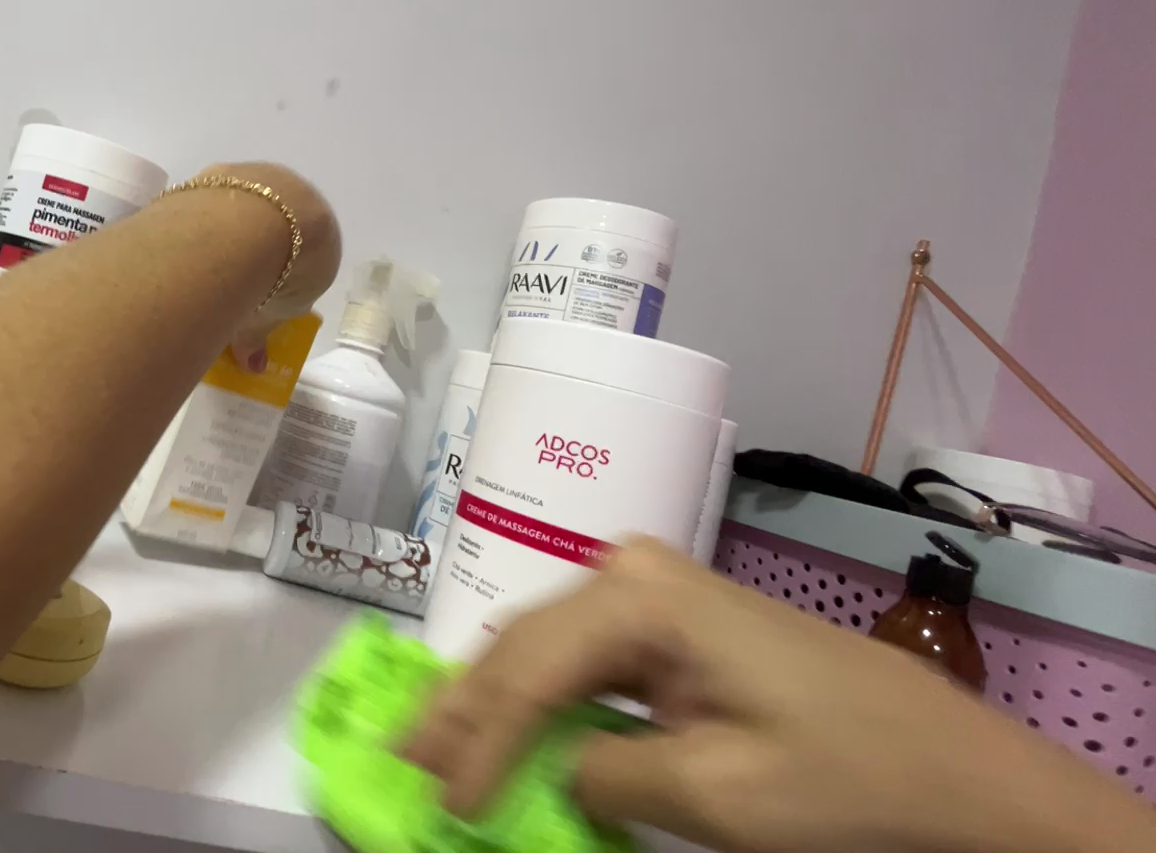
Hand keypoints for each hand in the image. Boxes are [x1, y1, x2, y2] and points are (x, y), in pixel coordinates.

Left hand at [189, 162, 340, 365]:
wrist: (245, 230)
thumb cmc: (276, 278)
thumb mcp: (272, 318)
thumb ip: (262, 336)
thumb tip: (254, 366)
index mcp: (324, 233)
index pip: (308, 256)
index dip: (286, 279)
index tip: (262, 299)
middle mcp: (298, 196)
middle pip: (278, 225)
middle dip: (258, 251)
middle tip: (233, 282)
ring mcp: (260, 177)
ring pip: (246, 205)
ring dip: (229, 229)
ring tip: (206, 263)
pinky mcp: (224, 168)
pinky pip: (214, 196)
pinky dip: (204, 215)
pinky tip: (189, 239)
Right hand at [402, 539, 1155, 852]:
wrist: (968, 769)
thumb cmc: (851, 779)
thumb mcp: (718, 796)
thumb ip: (603, 772)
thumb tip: (547, 767)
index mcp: (636, 597)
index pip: (529, 673)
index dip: (479, 741)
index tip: (445, 800)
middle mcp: (624, 572)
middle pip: (521, 646)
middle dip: (464, 706)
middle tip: (405, 753)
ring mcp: (641, 588)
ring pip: (539, 647)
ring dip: (489, 698)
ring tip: (434, 737)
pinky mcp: (657, 616)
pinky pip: (575, 656)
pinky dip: (535, 695)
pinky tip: (497, 717)